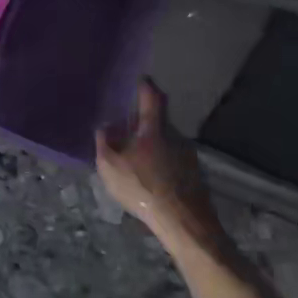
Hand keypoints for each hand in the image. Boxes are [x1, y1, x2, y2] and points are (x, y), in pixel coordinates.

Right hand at [96, 79, 221, 240]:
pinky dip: (155, 156)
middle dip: (140, 120)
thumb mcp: (109, 164)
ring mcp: (187, 154)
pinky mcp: (192, 172)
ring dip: (147, 140)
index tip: (139, 78)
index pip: (153, 98)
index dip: (145, 86)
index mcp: (155, 129)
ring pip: (163, 139)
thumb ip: (105, 141)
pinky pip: (169, 155)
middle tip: (120, 123)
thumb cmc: (141, 186)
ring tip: (128, 151)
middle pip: (157, 120)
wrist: (183, 220)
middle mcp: (175, 136)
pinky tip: (143, 171)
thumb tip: (106, 126)